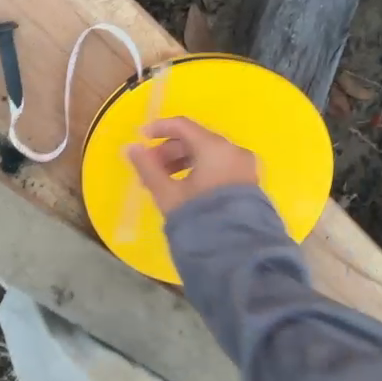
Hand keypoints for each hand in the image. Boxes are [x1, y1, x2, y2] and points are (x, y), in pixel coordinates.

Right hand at [125, 116, 257, 212]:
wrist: (240, 254)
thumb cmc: (200, 218)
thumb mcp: (168, 194)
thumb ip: (147, 168)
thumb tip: (131, 147)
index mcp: (214, 147)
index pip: (182, 125)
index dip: (158, 128)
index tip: (141, 138)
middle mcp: (233, 151)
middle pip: (195, 140)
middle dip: (169, 151)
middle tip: (150, 168)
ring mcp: (245, 167)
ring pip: (208, 154)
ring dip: (183, 162)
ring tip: (165, 183)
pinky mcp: (250, 184)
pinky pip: (220, 167)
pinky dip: (200, 171)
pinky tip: (186, 190)